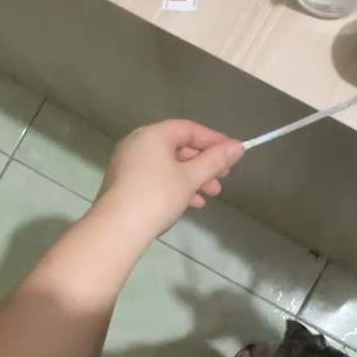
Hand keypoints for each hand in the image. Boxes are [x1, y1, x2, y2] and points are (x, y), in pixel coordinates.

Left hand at [92, 120, 243, 241]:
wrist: (117, 228)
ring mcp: (129, 164)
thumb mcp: (190, 177)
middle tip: (224, 177)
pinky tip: (192, 203)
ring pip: (168, 165)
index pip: (188, 129)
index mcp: (152, 134)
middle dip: (204, 163)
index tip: (233, 152)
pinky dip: (175, 186)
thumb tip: (239, 146)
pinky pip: (156, 178)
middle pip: (178, 147)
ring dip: (193, 178)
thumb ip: (215, 160)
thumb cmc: (157, 195)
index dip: (213, 139)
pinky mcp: (125, 183)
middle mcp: (138, 144)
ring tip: (212, 194)